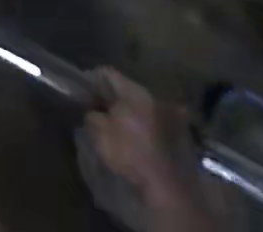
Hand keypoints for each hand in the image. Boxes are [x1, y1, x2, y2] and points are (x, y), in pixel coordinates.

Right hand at [83, 67, 197, 204]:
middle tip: (97, 109)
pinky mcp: (181, 137)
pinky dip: (142, 126)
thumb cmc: (130, 154)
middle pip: (126, 89)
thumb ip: (92, 113)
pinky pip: (154, 122)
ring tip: (116, 125)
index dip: (90, 80)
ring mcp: (171, 118)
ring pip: (142, 106)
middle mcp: (156, 99)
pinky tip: (134, 139)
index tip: (81, 92)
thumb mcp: (98, 131)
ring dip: (128, 112)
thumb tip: (94, 110)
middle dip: (111, 97)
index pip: (107, 73)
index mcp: (136, 92)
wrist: (168, 190)